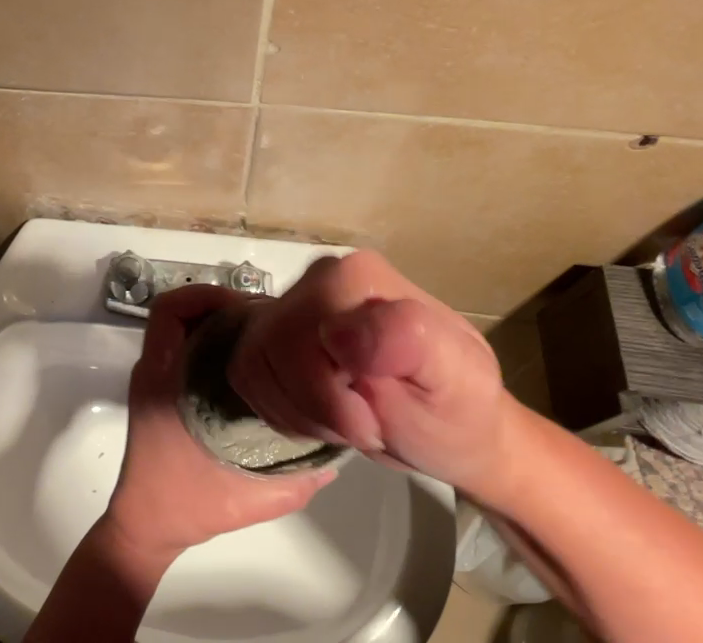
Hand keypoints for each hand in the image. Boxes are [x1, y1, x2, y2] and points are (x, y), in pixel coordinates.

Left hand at [100, 285, 336, 559]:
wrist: (146, 526)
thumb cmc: (189, 505)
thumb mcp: (254, 496)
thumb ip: (300, 473)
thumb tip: (340, 445)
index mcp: (163, 382)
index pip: (170, 312)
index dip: (206, 296)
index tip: (249, 309)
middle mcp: (155, 371)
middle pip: (183, 312)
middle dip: (227, 306)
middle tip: (272, 322)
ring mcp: (155, 379)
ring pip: (186, 328)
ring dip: (222, 324)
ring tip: (268, 339)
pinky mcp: (161, 390)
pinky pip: (186, 348)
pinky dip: (215, 343)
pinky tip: (254, 366)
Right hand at [227, 251, 510, 492]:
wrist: (446, 423)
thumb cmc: (456, 408)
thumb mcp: (456, 381)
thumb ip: (406, 343)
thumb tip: (339, 332)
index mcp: (359, 276)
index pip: (303, 334)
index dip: (327, 395)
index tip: (373, 421)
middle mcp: (318, 275)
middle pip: (274, 347)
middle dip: (314, 407)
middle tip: (364, 426)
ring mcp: (290, 301)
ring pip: (253, 362)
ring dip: (297, 412)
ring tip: (345, 421)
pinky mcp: (270, 328)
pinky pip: (245, 371)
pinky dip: (279, 408)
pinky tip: (319, 414)